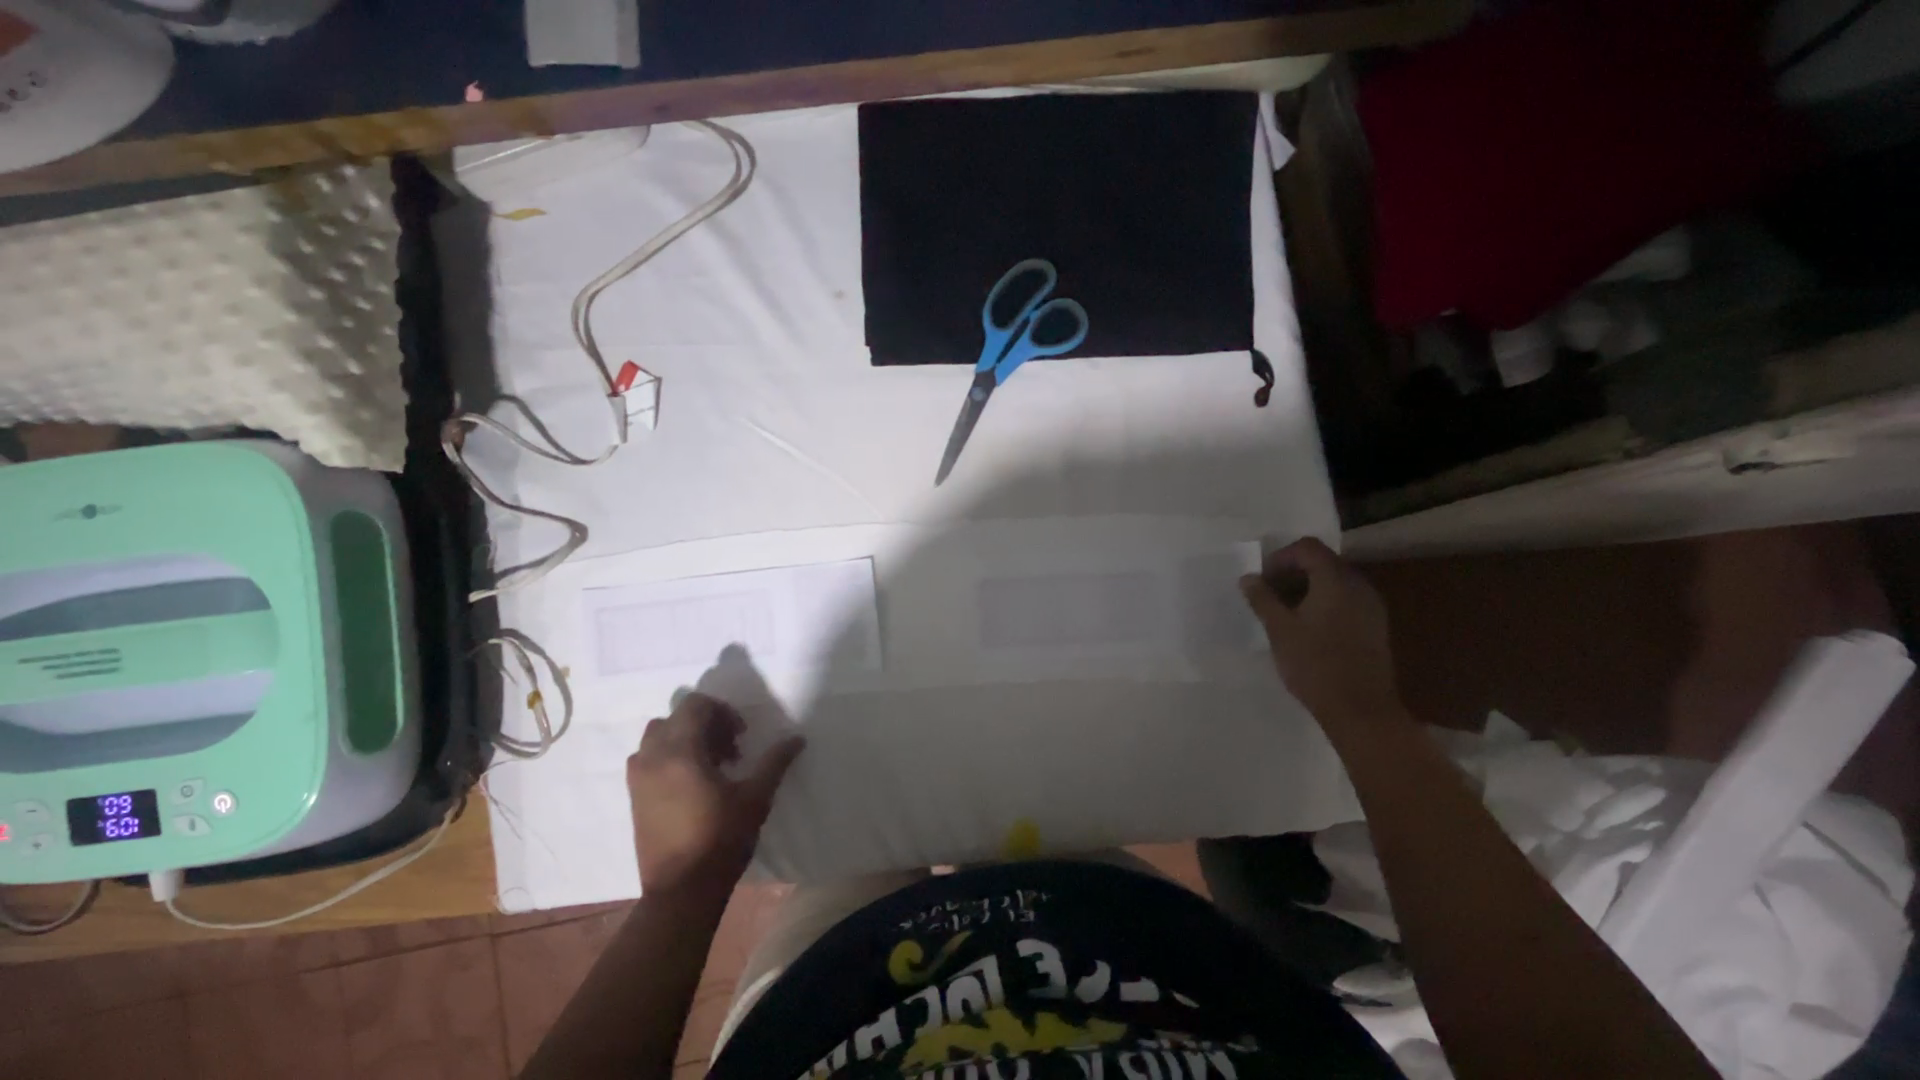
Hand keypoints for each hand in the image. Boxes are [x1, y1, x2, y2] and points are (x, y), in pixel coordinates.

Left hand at [627, 693, 804, 896]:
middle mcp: (652, 756)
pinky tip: (691, 784)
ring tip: (710, 765)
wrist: (682, 890)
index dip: (723, 712)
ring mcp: (637, 777)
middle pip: (677, 717)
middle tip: (730, 751)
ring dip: (685, 738)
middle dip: (706, 724)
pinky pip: (648, 758)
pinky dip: (669, 756)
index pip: (696, 705)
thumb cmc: (721, 839)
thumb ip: (774, 762)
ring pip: (658, 736)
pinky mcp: (633, 796)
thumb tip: (797, 738)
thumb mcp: (755, 798)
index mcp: (681, 751)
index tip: (742, 737)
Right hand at [1240, 537, 1404, 728]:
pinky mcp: (1375, 626)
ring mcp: (1371, 606)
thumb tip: (1248, 578)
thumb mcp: (1280, 630)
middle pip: (1323, 563)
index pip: (1307, 548)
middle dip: (1292, 574)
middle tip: (1268, 597)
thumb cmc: (1315, 665)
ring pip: (1335, 583)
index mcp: (1336, 580)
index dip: (1280, 558)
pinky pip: (1346, 602)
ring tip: (1284, 616)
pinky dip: (1324, 604)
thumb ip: (1263, 599)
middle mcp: (1359, 585)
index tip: (1262, 581)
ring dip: (1308, 590)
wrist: (1361, 709)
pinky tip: (1308, 630)